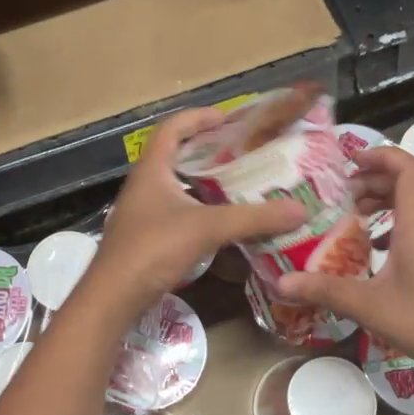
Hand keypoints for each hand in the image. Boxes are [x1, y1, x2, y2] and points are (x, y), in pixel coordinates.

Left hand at [88, 108, 305, 312]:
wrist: (113, 296)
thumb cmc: (153, 249)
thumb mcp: (206, 228)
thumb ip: (253, 218)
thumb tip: (300, 209)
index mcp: (151, 170)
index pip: (171, 128)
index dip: (197, 118)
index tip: (226, 118)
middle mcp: (143, 186)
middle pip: (175, 156)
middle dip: (207, 152)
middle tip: (241, 153)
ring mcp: (142, 213)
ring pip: (176, 188)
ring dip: (204, 184)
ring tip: (238, 186)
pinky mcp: (145, 238)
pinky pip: (176, 213)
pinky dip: (199, 212)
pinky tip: (221, 224)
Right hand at [276, 147, 413, 384]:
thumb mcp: (371, 307)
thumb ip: (326, 290)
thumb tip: (281, 282)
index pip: (407, 168)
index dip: (380, 156)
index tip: (349, 162)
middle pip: (408, 183)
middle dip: (374, 181)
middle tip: (342, 196)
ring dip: (385, 203)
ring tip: (354, 217)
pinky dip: (397, 225)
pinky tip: (377, 251)